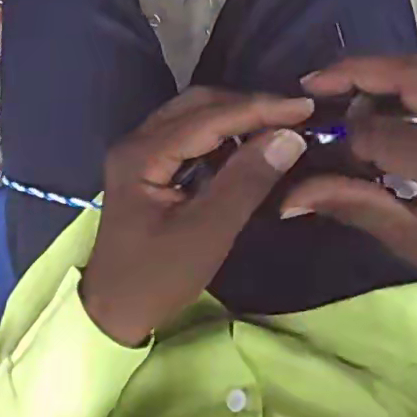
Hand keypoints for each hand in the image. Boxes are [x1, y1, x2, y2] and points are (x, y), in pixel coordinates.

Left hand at [79, 88, 313, 345]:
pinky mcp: (148, 166)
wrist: (112, 311)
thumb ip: (246, 181)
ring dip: (235, 117)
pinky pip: (189, 136)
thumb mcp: (207, 232)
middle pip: (197, 105)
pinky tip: (248, 146)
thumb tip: (288, 137)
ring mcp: (139, 152)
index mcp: (142, 154)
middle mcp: (136, 142)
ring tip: (278, 126)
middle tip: (295, 114)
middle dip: (247, 105)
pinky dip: (221, 136)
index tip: (304, 107)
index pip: (208, 117)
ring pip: (192, 116)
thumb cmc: (157, 277)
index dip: (258, 108)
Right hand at [280, 53, 416, 358]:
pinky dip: (414, 85)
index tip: (319, 147)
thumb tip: (290, 196)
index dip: (349, 139)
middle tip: (314, 83)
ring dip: (388, 72)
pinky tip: (387, 103)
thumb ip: (358, 206)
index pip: (394, 135)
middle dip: (361, 71)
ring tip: (344, 88)